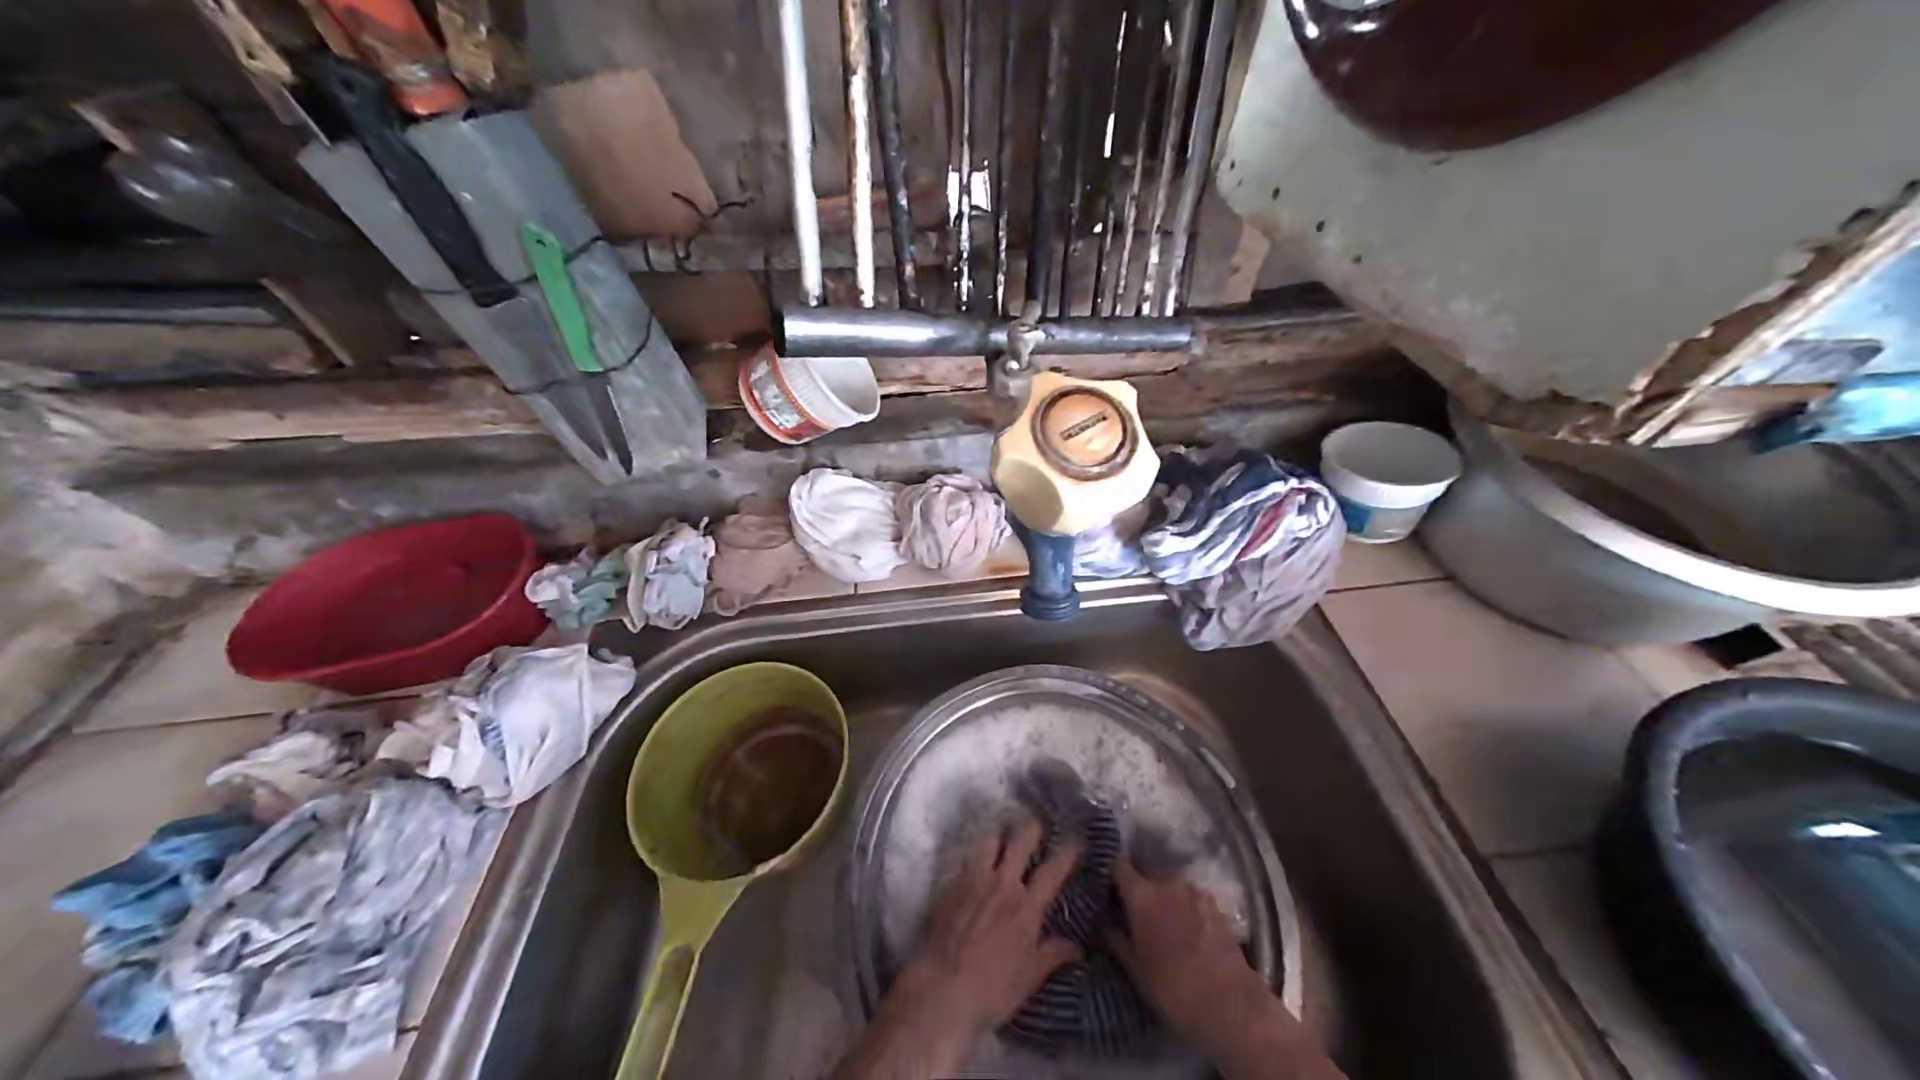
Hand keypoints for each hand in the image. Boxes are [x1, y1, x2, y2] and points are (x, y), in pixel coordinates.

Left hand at [835, 818, 1080, 1079]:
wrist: (941, 988)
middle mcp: (1002, 885)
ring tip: (1003, 839)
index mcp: (1026, 907)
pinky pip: (966, 859)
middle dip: (1031, 828)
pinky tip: (975, 864)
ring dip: (999, 836)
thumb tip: (1077, 947)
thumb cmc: (992, 988)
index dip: (1066, 853)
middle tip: (1036, 825)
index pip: (1052, 871)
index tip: (1075, 841)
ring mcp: (973, 880)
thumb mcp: (1029, 978)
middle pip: (1020, 841)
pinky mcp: (951, 885)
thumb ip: (1052, 955)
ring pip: (989, 840)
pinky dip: (975, 856)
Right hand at [1104, 856, 1268, 1052]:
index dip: (1108, 868)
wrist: (1233, 1008)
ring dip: (1162, 900)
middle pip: (1145, 876)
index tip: (1100, 876)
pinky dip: (1183, 909)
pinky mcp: (1217, 906)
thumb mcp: (1136, 970)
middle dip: (1137, 890)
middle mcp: (1168, 884)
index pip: (1118, 864)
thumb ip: (1114, 940)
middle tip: (1130, 912)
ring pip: (1169, 888)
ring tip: (1160, 925)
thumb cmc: (1174, 990)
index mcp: (1142, 896)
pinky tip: (1185, 932)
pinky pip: (1191, 900)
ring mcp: (1196, 893)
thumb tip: (1099, 923)